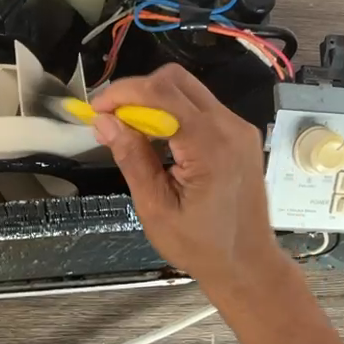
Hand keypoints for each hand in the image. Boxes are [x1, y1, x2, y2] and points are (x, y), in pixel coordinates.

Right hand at [90, 64, 287, 295]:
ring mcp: (238, 128)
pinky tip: (156, 140)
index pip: (161, 94)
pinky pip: (200, 107)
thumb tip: (105, 122)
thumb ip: (132, 159)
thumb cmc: (200, 245)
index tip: (96, 110)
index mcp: (210, 147)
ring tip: (130, 132)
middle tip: (111, 119)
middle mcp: (230, 127)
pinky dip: (171, 113)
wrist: (247, 263)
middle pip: (175, 81)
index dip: (123, 93)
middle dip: (137, 92)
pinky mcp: (239, 134)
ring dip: (153, 101)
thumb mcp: (155, 208)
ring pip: (188, 90)